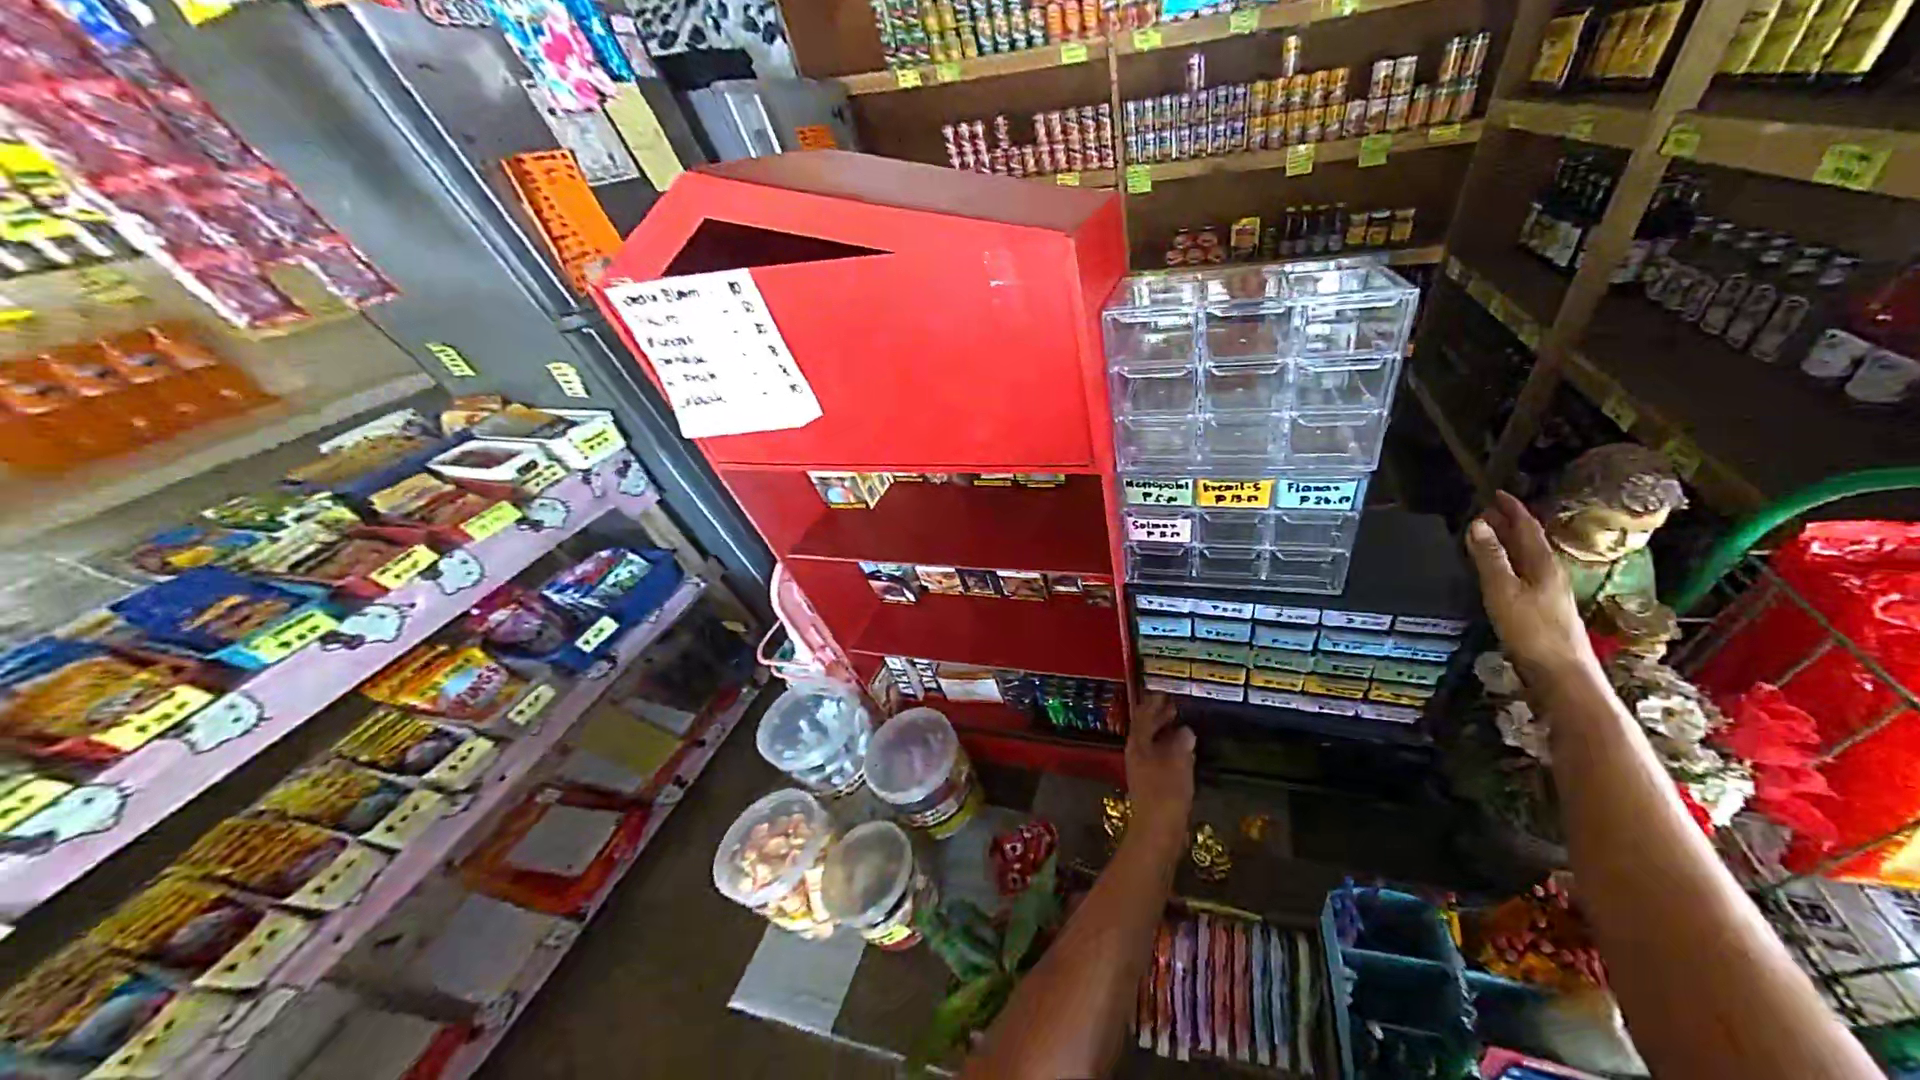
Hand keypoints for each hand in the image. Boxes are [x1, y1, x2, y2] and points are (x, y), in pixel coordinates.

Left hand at [1125, 693, 1193, 838]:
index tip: (1164, 693)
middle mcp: (1136, 754)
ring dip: (1164, 732)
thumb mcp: (1178, 763)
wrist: (1157, 831)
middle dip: (1157, 716)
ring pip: (1152, 743)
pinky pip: (1159, 757)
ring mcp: (1142, 769)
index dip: (1153, 704)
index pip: (1143, 716)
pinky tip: (1184, 752)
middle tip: (1173, 705)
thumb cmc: (1166, 793)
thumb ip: (1181, 743)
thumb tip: (1185, 731)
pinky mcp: (1151, 783)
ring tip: (1181, 724)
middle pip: (1145, 729)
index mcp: (1138, 744)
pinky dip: (1169, 749)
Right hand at [1465, 491, 1597, 685]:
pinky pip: (1523, 571)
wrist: (1560, 672)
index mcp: (1542, 564)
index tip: (1496, 493)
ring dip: (1508, 542)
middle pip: (1529, 540)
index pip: (1527, 528)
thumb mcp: (1503, 590)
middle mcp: (1549, 572)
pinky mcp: (1541, 606)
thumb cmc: (1530, 629)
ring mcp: (1548, 590)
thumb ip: (1490, 558)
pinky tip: (1499, 568)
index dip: (1512, 509)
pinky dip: (1509, 560)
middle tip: (1487, 510)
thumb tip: (1478, 523)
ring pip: (1527, 556)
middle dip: (1509, 523)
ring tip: (1488, 533)